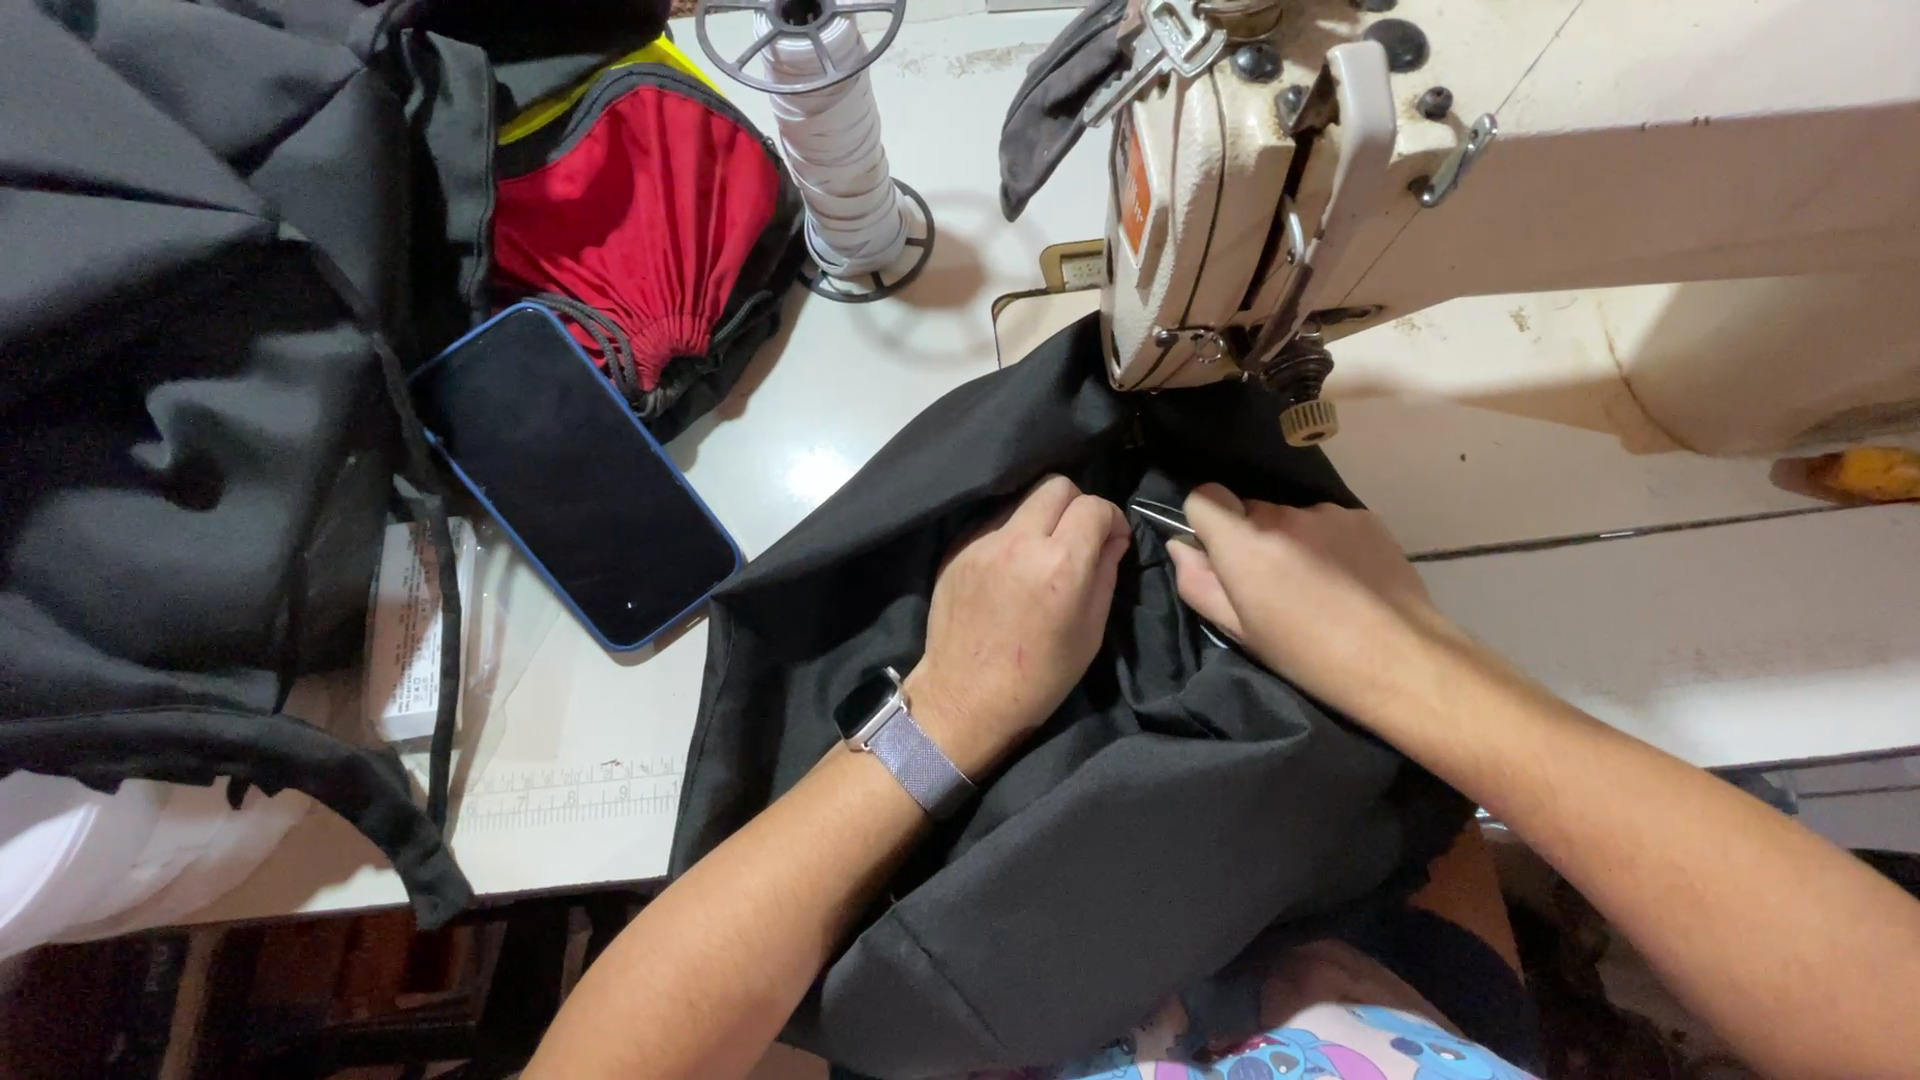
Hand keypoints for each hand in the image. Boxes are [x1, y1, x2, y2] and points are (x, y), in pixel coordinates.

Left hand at [906, 475, 1130, 775]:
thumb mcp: (1091, 631)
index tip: (1111, 540)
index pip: (1093, 506)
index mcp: (1060, 566)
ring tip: (1041, 553)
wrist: (966, 697)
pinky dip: (1011, 535)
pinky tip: (1011, 567)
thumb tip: (1112, 538)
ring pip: (1022, 500)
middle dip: (1076, 505)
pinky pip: (994, 523)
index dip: (1110, 518)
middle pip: (1057, 485)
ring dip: (1041, 518)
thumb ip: (1105, 573)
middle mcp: (1018, 543)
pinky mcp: (956, 550)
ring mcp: (982, 543)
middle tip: (1077, 538)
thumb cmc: (1039, 677)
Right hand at [1165, 483, 1462, 718]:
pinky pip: (1327, 521)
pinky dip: (1326, 542)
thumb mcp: (1239, 632)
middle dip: (1249, 536)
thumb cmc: (1308, 657)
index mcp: (1245, 545)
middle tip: (1269, 582)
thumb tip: (1181, 547)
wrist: (1401, 660)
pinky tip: (1345, 577)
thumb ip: (1199, 583)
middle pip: (1248, 509)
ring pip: (1289, 517)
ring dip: (1290, 539)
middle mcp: (1284, 516)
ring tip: (1314, 583)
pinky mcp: (1364, 517)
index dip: (1203, 520)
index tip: (1216, 551)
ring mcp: (1328, 514)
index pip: (1203, 496)